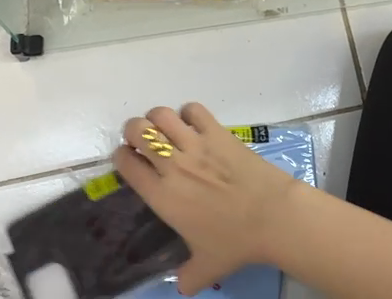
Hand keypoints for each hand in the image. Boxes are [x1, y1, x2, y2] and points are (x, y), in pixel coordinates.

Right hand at [113, 102, 302, 295]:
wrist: (270, 215)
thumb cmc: (235, 241)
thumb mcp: (206, 267)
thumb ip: (187, 276)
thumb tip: (181, 285)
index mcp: (162, 196)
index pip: (127, 165)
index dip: (121, 158)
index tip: (126, 159)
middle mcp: (172, 165)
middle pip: (137, 131)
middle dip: (133, 132)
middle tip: (141, 140)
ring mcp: (195, 144)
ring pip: (161, 115)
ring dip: (156, 118)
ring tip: (163, 128)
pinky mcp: (217, 131)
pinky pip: (193, 109)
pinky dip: (188, 112)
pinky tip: (192, 123)